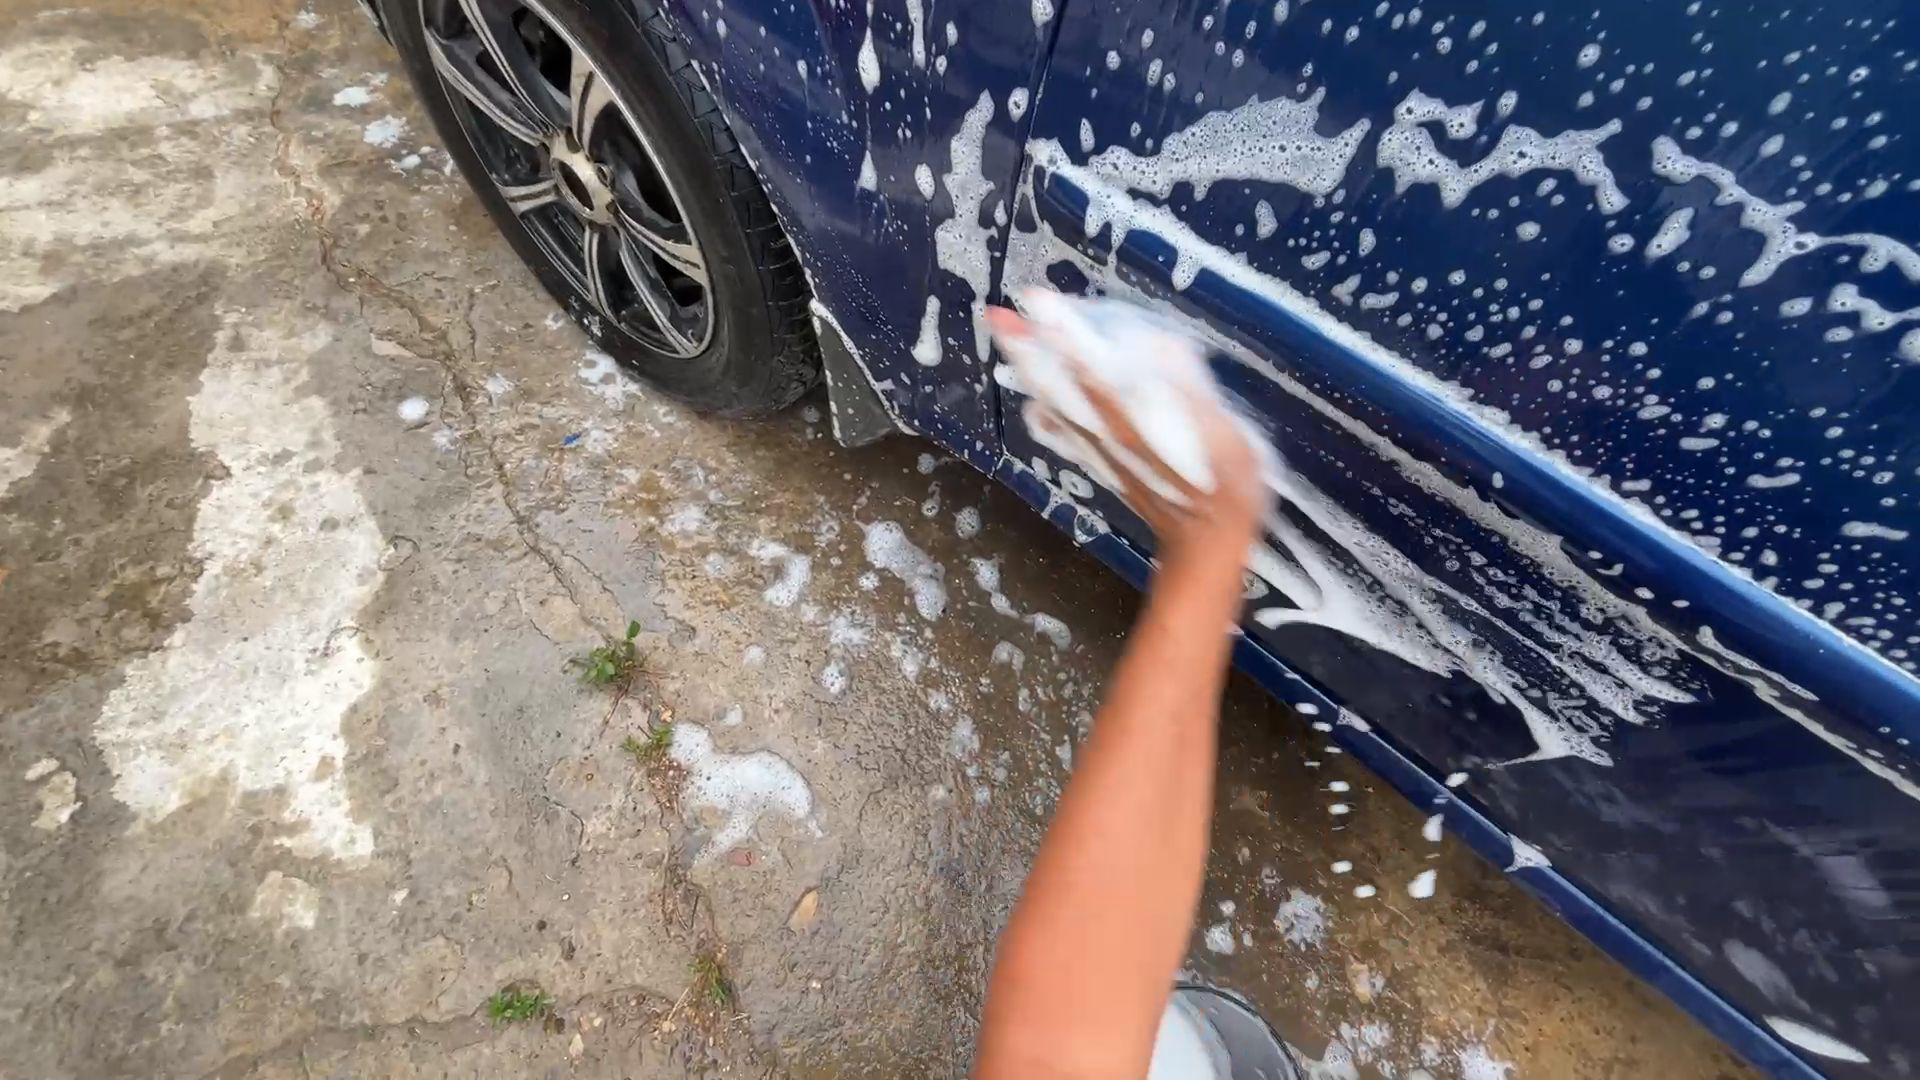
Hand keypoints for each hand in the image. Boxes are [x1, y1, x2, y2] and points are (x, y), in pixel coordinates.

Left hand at [986, 306, 1268, 571]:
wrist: (1205, 540)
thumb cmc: (1222, 481)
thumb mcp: (1219, 426)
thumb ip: (1185, 385)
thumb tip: (1153, 343)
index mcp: (1132, 413)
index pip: (1088, 362)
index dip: (1061, 329)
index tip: (1034, 299)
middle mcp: (1103, 427)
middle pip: (1056, 380)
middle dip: (1026, 346)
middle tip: (994, 315)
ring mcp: (1096, 448)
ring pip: (1052, 403)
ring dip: (1028, 373)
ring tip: (1004, 346)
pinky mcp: (1098, 466)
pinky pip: (1061, 440)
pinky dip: (1043, 421)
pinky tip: (1033, 410)